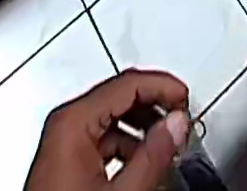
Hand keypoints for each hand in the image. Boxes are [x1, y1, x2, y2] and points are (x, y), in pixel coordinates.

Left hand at [24, 70, 189, 190]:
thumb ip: (151, 157)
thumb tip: (176, 123)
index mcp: (72, 122)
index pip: (128, 83)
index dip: (163, 87)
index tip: (185, 100)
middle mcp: (64, 124)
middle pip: (120, 96)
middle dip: (154, 106)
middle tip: (179, 120)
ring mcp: (62, 142)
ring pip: (113, 117)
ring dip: (143, 126)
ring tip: (165, 144)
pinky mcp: (64, 161)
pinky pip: (103, 137)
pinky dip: (127, 144)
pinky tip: (141, 163)